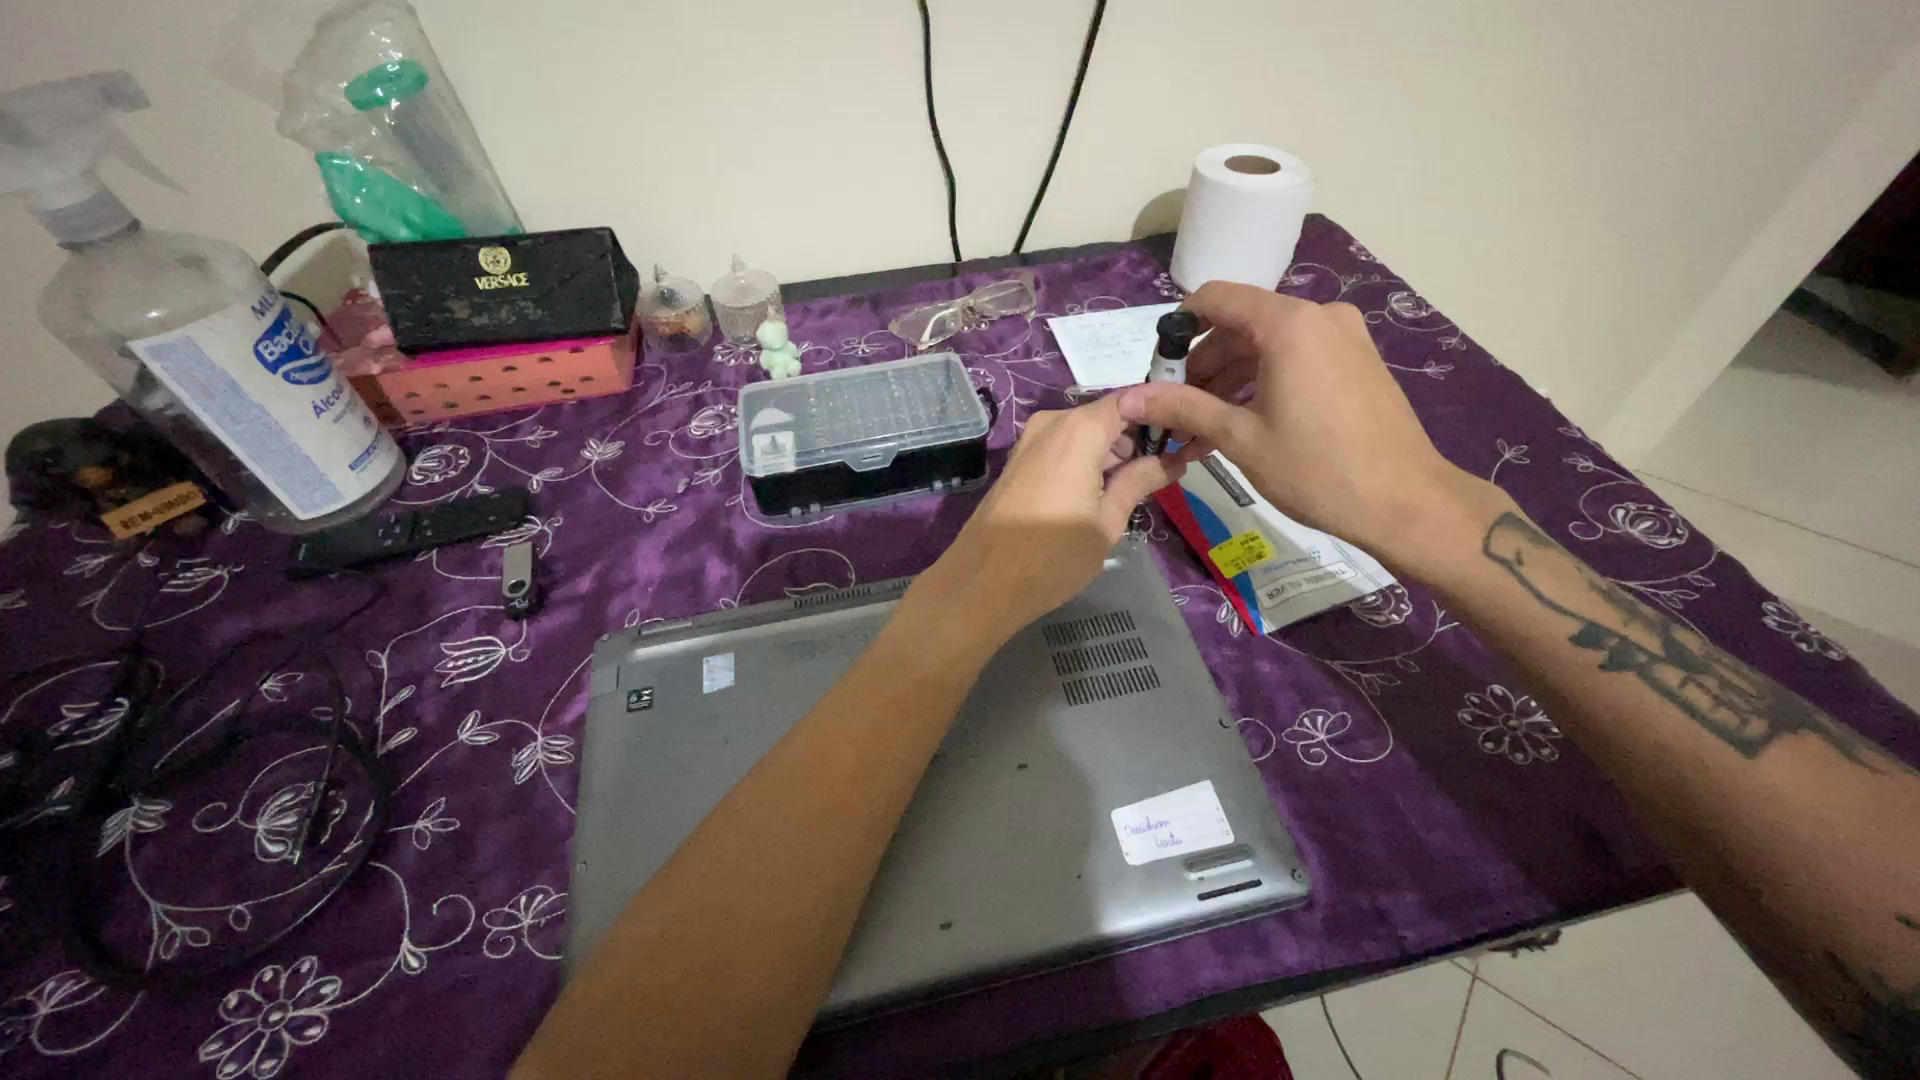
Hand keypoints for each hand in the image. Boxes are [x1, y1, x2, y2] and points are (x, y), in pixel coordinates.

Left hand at [907, 396, 1184, 653]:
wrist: (983, 582)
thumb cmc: (1053, 554)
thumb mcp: (1109, 521)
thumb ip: (1140, 482)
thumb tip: (1173, 461)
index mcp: (1081, 429)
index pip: (1132, 400)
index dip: (1161, 414)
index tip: (1185, 438)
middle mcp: (1053, 423)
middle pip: (1106, 418)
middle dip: (1137, 440)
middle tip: (1164, 472)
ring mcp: (1030, 442)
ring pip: (1084, 435)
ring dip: (1111, 455)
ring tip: (1136, 490)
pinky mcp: (1018, 463)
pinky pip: (1062, 450)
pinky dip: (1085, 464)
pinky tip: (1100, 496)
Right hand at [1114, 281, 1486, 571]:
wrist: (1405, 503)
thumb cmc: (1316, 469)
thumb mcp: (1239, 438)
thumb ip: (1182, 408)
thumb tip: (1130, 398)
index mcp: (1288, 324)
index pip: (1216, 298)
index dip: (1177, 327)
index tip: (1157, 368)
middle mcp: (1318, 316)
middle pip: (1241, 324)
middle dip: (1202, 363)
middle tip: (1175, 410)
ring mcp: (1343, 337)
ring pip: (1267, 344)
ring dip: (1229, 379)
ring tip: (1201, 427)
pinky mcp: (1355, 361)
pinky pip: (1295, 358)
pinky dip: (1262, 382)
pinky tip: (1240, 423)